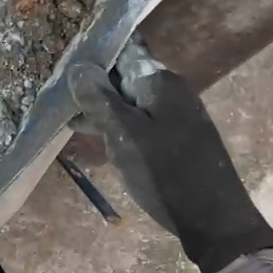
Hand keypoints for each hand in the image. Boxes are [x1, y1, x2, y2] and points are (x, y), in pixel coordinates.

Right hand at [68, 48, 272, 272]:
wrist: (214, 223)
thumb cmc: (165, 173)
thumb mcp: (123, 134)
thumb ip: (99, 98)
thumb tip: (79, 66)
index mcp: (161, 82)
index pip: (122, 50)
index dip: (92, 53)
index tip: (63, 61)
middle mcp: (171, 91)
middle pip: (123, 74)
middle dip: (91, 82)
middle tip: (58, 92)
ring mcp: (175, 115)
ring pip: (128, 99)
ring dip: (99, 106)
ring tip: (67, 116)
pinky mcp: (175, 137)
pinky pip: (137, 119)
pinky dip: (114, 123)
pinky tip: (92, 134)